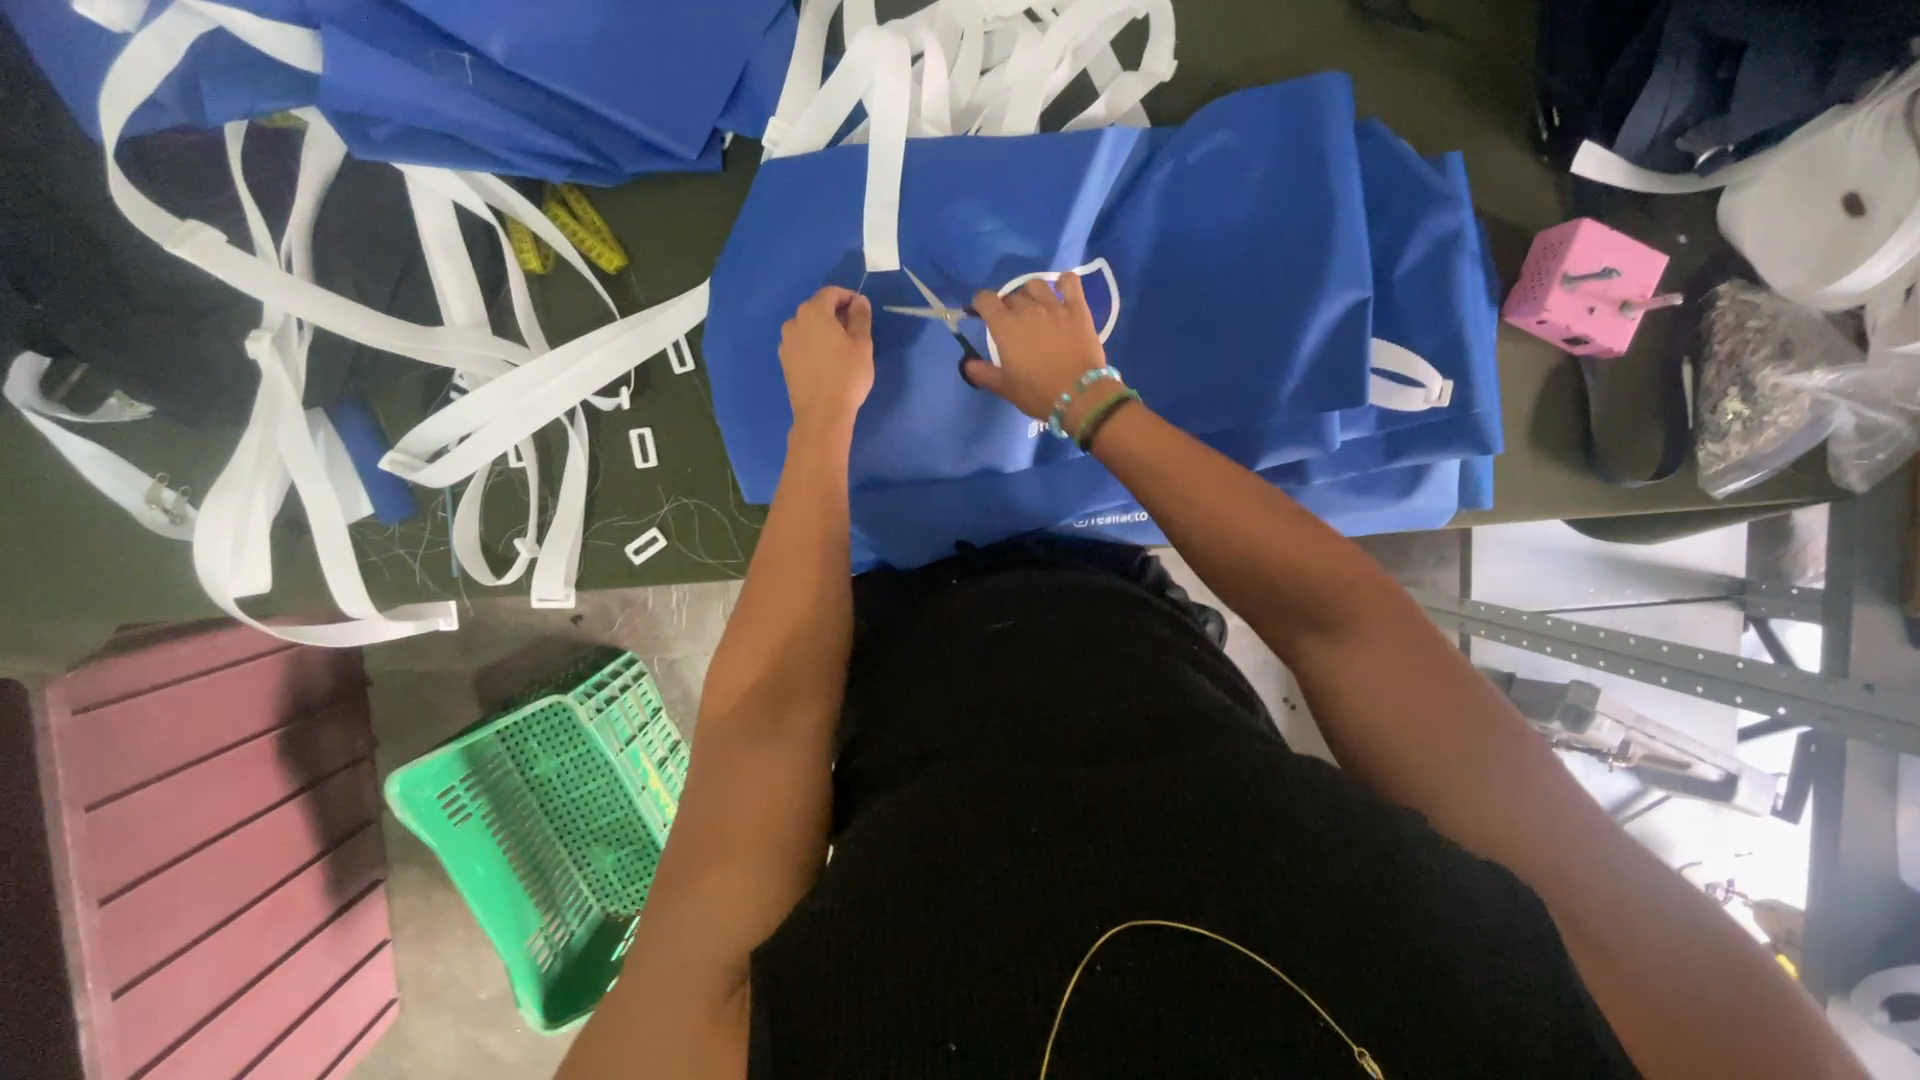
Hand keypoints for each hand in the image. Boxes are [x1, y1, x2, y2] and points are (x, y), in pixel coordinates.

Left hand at [779, 286, 873, 438]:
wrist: (822, 414)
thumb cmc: (847, 376)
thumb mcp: (862, 344)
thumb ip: (860, 317)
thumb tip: (859, 301)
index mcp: (813, 312)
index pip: (831, 293)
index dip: (849, 297)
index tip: (862, 310)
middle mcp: (793, 322)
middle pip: (817, 308)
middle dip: (836, 314)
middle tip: (855, 331)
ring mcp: (786, 342)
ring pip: (808, 327)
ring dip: (824, 330)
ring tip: (841, 348)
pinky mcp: (785, 361)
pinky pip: (802, 344)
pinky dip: (814, 345)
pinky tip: (827, 362)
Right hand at [962, 273, 1119, 430]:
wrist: (1079, 396)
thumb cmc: (1037, 393)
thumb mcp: (1005, 388)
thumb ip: (984, 373)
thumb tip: (968, 364)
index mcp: (1005, 326)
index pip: (985, 299)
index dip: (981, 303)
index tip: (983, 313)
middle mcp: (1027, 309)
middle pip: (1011, 295)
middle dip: (1007, 306)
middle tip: (1013, 323)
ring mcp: (1054, 305)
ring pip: (1036, 285)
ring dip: (1031, 293)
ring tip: (1035, 307)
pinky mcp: (1078, 308)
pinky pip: (1070, 281)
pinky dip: (1064, 282)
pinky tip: (1062, 292)